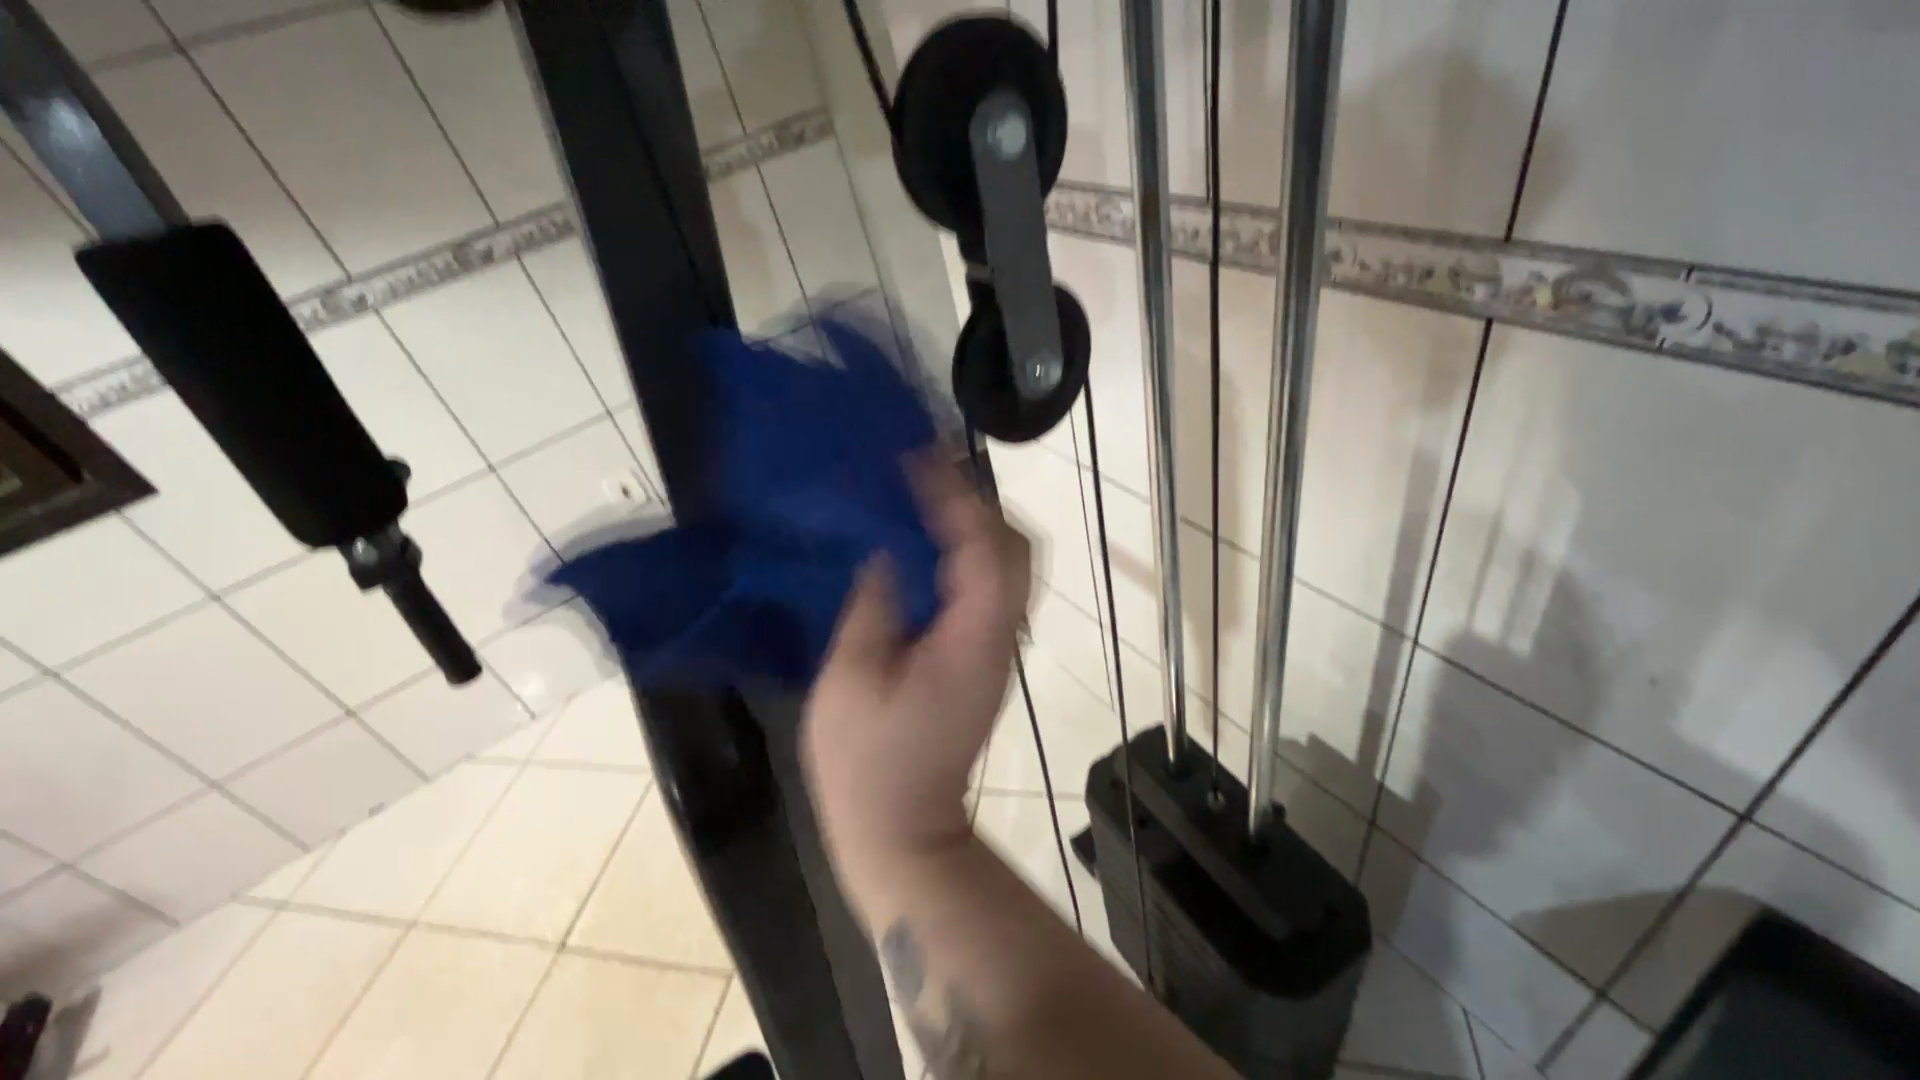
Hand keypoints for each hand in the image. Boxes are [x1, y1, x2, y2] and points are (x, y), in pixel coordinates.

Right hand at [803, 453, 1031, 873]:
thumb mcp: (849, 681)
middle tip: (926, 473)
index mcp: (972, 640)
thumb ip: (873, 605)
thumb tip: (889, 551)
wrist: (904, 832)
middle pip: (1017, 550)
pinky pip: (991, 588)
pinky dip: (968, 553)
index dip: (957, 497)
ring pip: (1009, 567)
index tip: (919, 460)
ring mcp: (998, 649)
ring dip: (976, 524)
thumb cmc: (867, 765)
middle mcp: (1000, 638)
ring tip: (924, 495)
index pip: (986, 549)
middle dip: (978, 502)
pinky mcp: (984, 658)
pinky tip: (925, 544)